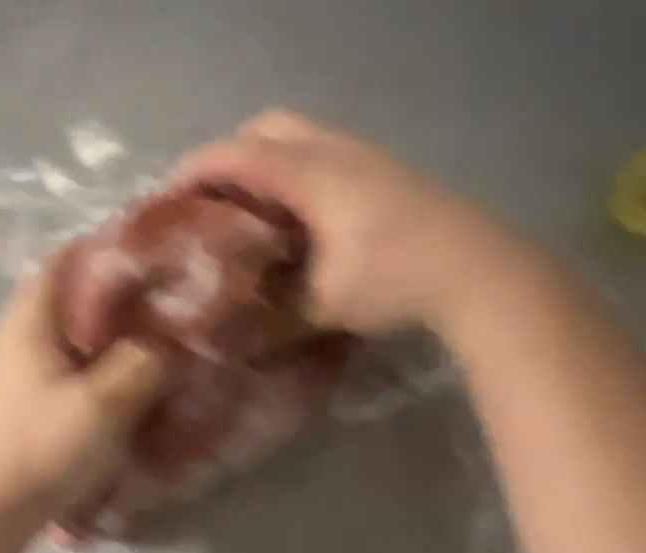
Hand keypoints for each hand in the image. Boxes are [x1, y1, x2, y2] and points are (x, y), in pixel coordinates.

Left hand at [0, 269, 166, 523]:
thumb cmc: (47, 448)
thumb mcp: (107, 404)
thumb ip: (141, 364)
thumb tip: (161, 346)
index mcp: (25, 325)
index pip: (58, 264)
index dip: (98, 253)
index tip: (141, 260)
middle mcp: (5, 341)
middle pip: (55, 301)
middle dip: (98, 299)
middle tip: (146, 308)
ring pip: (50, 339)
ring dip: (87, 338)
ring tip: (130, 348)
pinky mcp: (5, 408)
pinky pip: (45, 370)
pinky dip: (74, 367)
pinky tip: (99, 389)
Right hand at [175, 112, 482, 334]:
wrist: (480, 273)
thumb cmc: (394, 283)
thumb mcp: (323, 305)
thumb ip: (273, 312)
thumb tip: (234, 331)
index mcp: (313, 175)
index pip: (239, 155)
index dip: (196, 171)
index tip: (165, 198)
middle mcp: (337, 152)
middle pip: (269, 129)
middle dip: (231, 157)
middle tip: (211, 201)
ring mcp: (369, 159)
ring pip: (303, 139)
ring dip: (269, 166)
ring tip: (252, 213)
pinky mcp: (389, 175)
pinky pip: (328, 157)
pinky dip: (300, 176)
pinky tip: (301, 222)